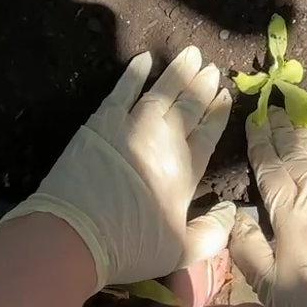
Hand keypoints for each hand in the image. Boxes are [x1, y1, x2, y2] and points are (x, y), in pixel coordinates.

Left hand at [1, 48, 231, 287]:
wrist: (74, 235)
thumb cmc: (129, 246)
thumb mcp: (181, 252)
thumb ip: (212, 233)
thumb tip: (232, 211)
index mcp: (186, 170)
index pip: (208, 133)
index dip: (218, 113)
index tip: (225, 95)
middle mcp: (165, 141)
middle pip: (189, 106)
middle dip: (202, 86)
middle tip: (211, 67)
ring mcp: (133, 126)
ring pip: (162, 92)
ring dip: (177, 72)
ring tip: (191, 54)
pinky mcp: (102, 122)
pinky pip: (122, 90)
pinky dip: (134, 74)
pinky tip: (145, 59)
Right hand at [228, 108, 306, 306]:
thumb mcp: (267, 282)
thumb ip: (246, 244)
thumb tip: (233, 212)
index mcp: (289, 212)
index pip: (269, 167)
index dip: (260, 143)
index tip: (252, 122)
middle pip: (295, 154)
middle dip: (280, 131)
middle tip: (270, 111)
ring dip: (305, 135)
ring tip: (292, 118)